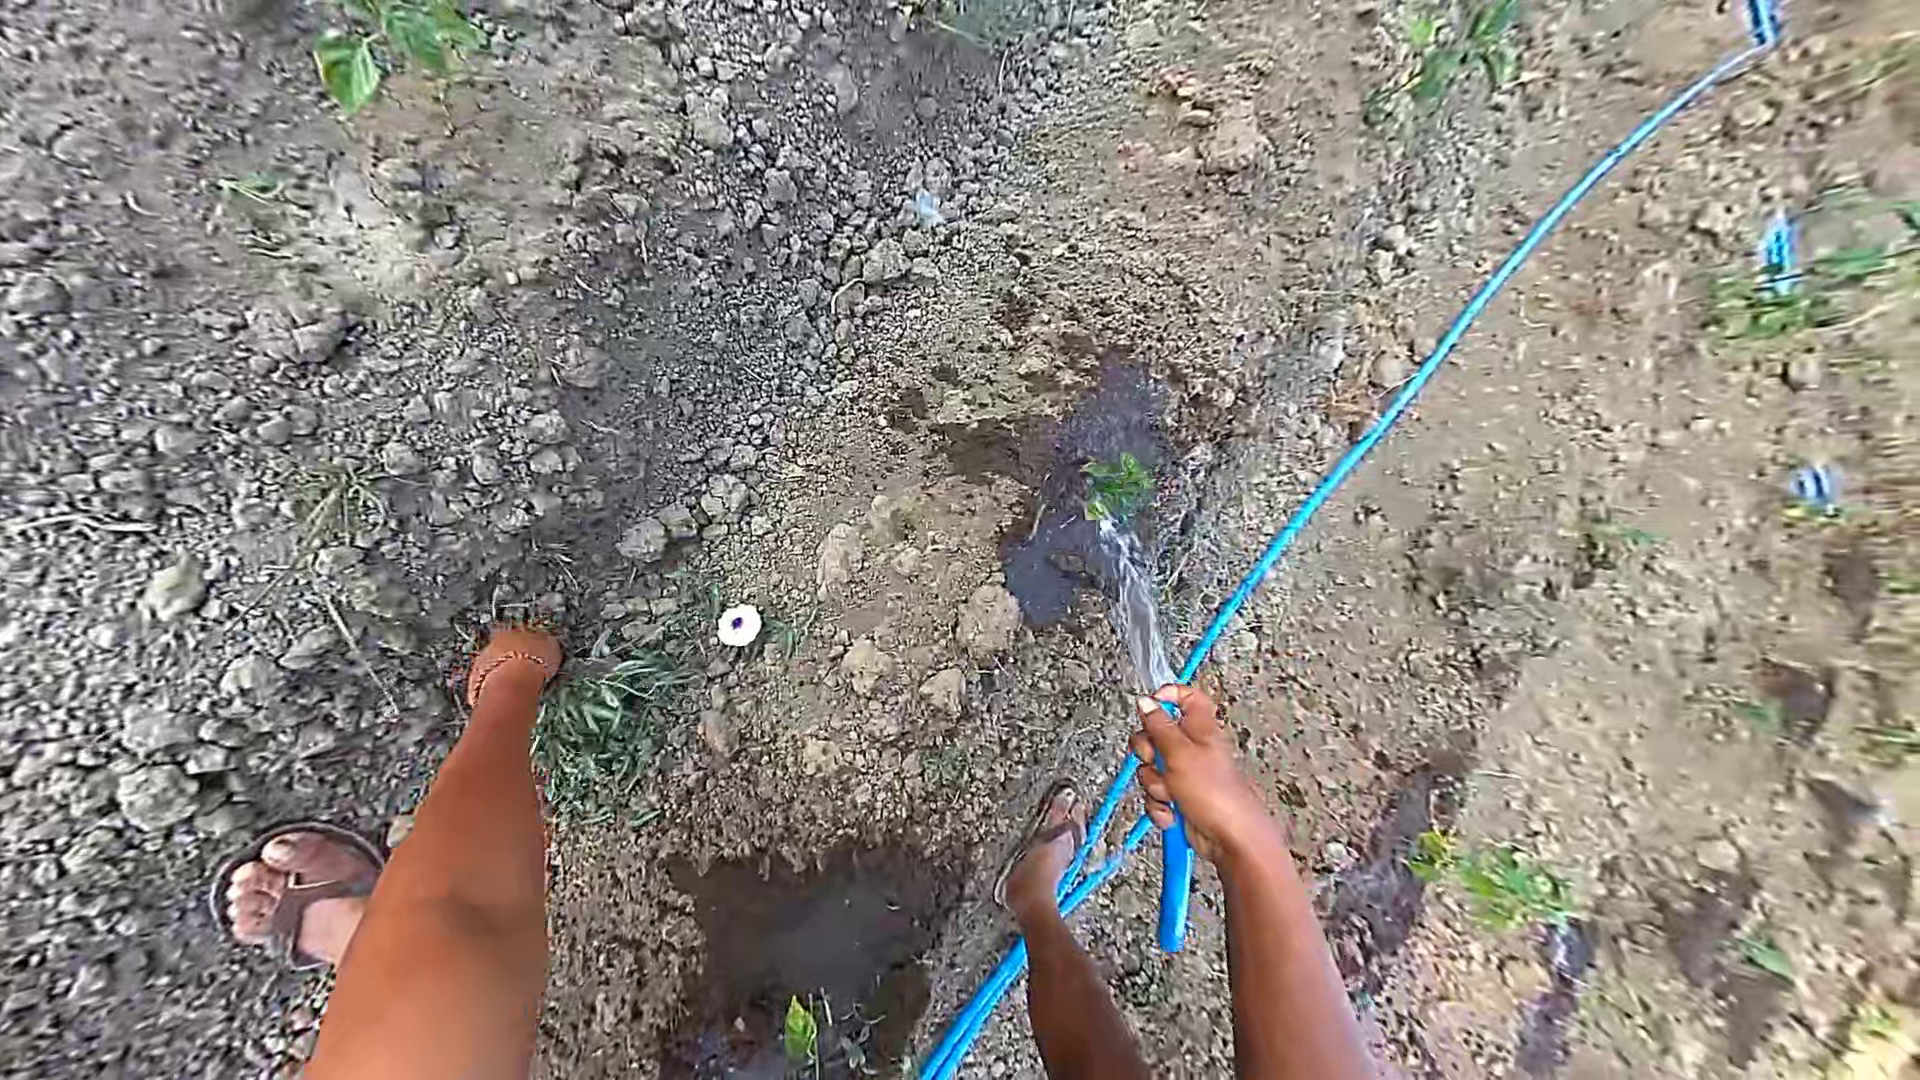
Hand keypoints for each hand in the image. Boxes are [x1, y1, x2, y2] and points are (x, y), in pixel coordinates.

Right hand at [1129, 684, 1283, 866]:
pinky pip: (1155, 794)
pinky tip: (1172, 812)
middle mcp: (1191, 749)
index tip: (1151, 705)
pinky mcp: (1178, 798)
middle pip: (1155, 734)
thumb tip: (1145, 701)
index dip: (1168, 695)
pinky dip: (1159, 805)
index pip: (1187, 697)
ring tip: (1171, 793)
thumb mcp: (1180, 752)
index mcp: (1199, 729)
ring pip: (1151, 768)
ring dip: (1154, 784)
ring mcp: (1184, 774)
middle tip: (1157, 759)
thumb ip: (1158, 725)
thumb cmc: (1216, 794)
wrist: (1230, 841)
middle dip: (1147, 751)